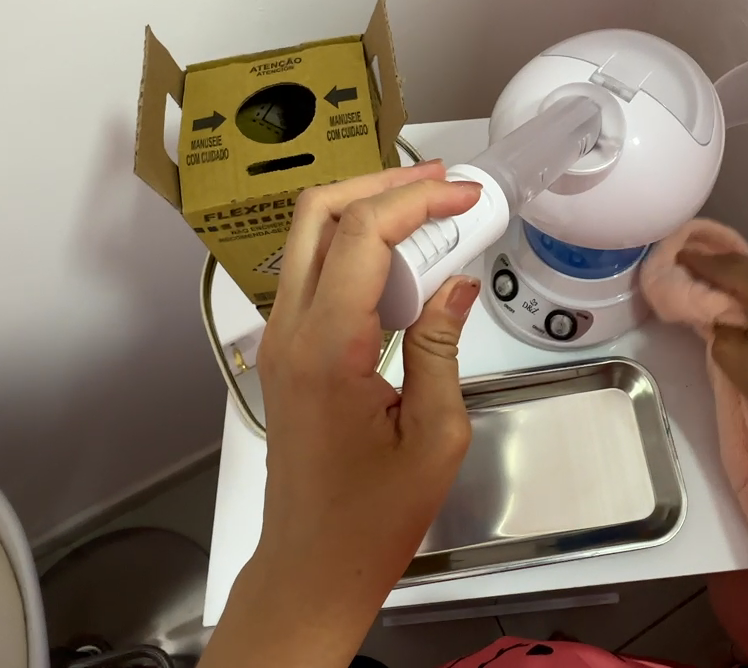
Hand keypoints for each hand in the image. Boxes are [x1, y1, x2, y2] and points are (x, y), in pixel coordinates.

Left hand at [203, 162, 483, 667]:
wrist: (310, 566)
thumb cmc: (375, 516)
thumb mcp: (435, 433)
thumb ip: (440, 343)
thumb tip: (458, 279)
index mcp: (329, 346)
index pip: (363, 234)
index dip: (418, 200)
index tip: (467, 196)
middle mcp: (290, 327)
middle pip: (319, 212)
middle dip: (382, 182)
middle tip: (442, 182)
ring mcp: (280, 334)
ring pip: (310, 234)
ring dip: (367, 207)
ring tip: (429, 207)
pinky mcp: (286, 346)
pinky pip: (314, 269)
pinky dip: (356, 243)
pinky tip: (402, 256)